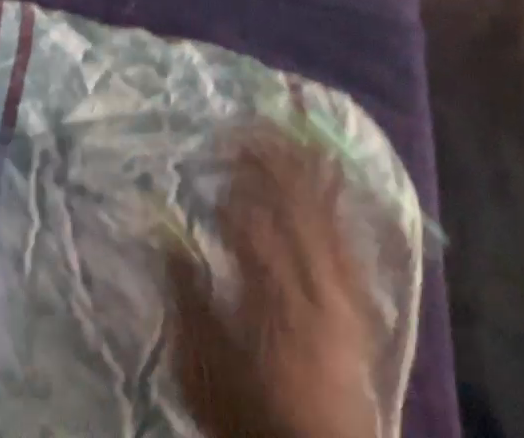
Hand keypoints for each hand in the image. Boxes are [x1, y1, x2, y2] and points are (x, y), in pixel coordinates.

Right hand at [165, 125, 379, 437]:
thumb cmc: (242, 403)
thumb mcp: (197, 355)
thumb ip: (185, 292)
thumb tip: (164, 233)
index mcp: (271, 295)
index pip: (255, 219)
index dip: (239, 175)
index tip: (220, 138)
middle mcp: (315, 289)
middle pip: (298, 213)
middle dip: (278, 163)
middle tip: (256, 120)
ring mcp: (345, 299)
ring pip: (332, 224)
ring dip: (316, 177)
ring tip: (301, 135)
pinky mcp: (359, 310)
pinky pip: (357, 248)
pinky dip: (348, 211)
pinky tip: (342, 190)